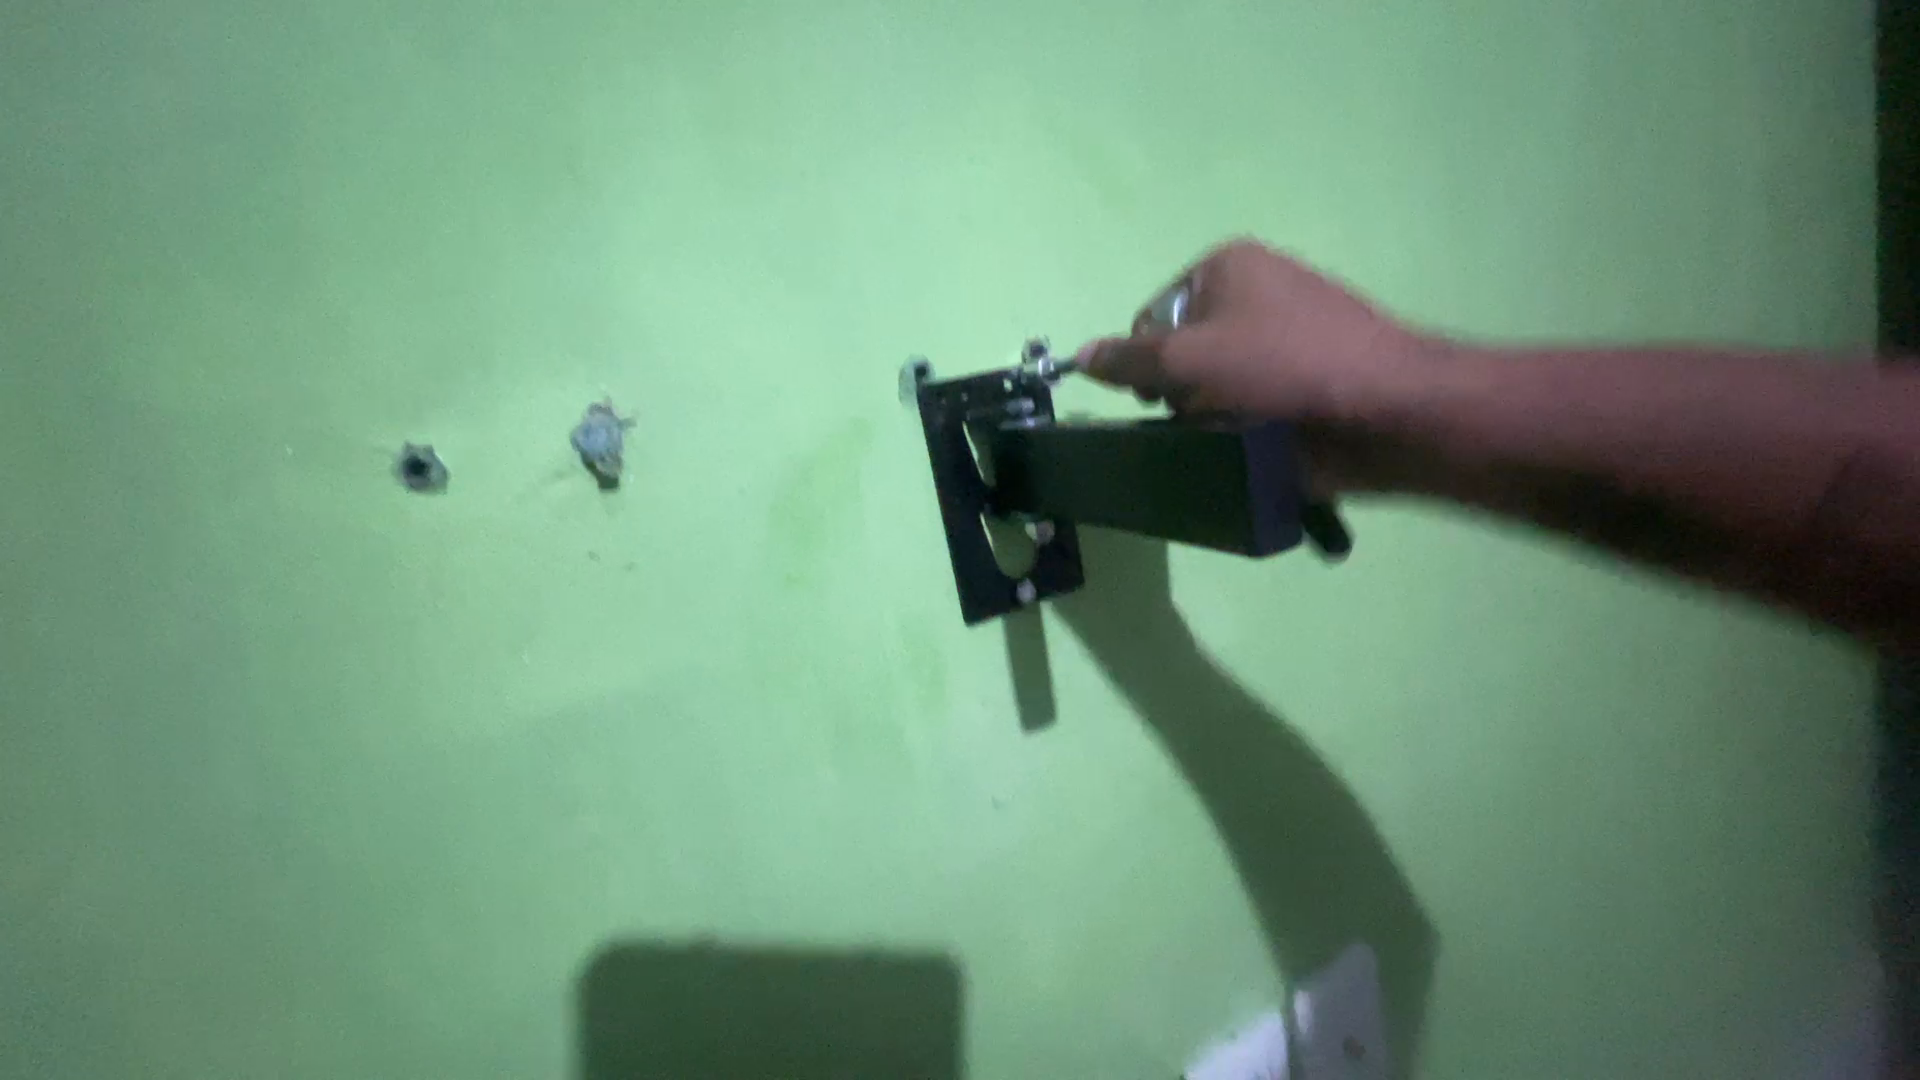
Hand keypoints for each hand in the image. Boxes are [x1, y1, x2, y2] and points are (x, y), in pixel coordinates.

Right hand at [1077, 238, 1431, 422]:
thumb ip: (1128, 359)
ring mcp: (1282, 335)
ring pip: (1211, 384)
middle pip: (1179, 352)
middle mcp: (1253, 291)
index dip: (1144, 361)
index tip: (1158, 397)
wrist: (1382, 411)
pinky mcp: (1303, 377)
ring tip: (1234, 433)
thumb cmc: (1279, 370)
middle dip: (1180, 391)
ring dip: (1209, 414)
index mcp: (1224, 267)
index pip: (1149, 318)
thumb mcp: (1188, 360)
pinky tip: (1252, 442)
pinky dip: (1240, 424)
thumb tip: (1078, 356)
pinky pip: (1246, 401)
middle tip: (1203, 414)